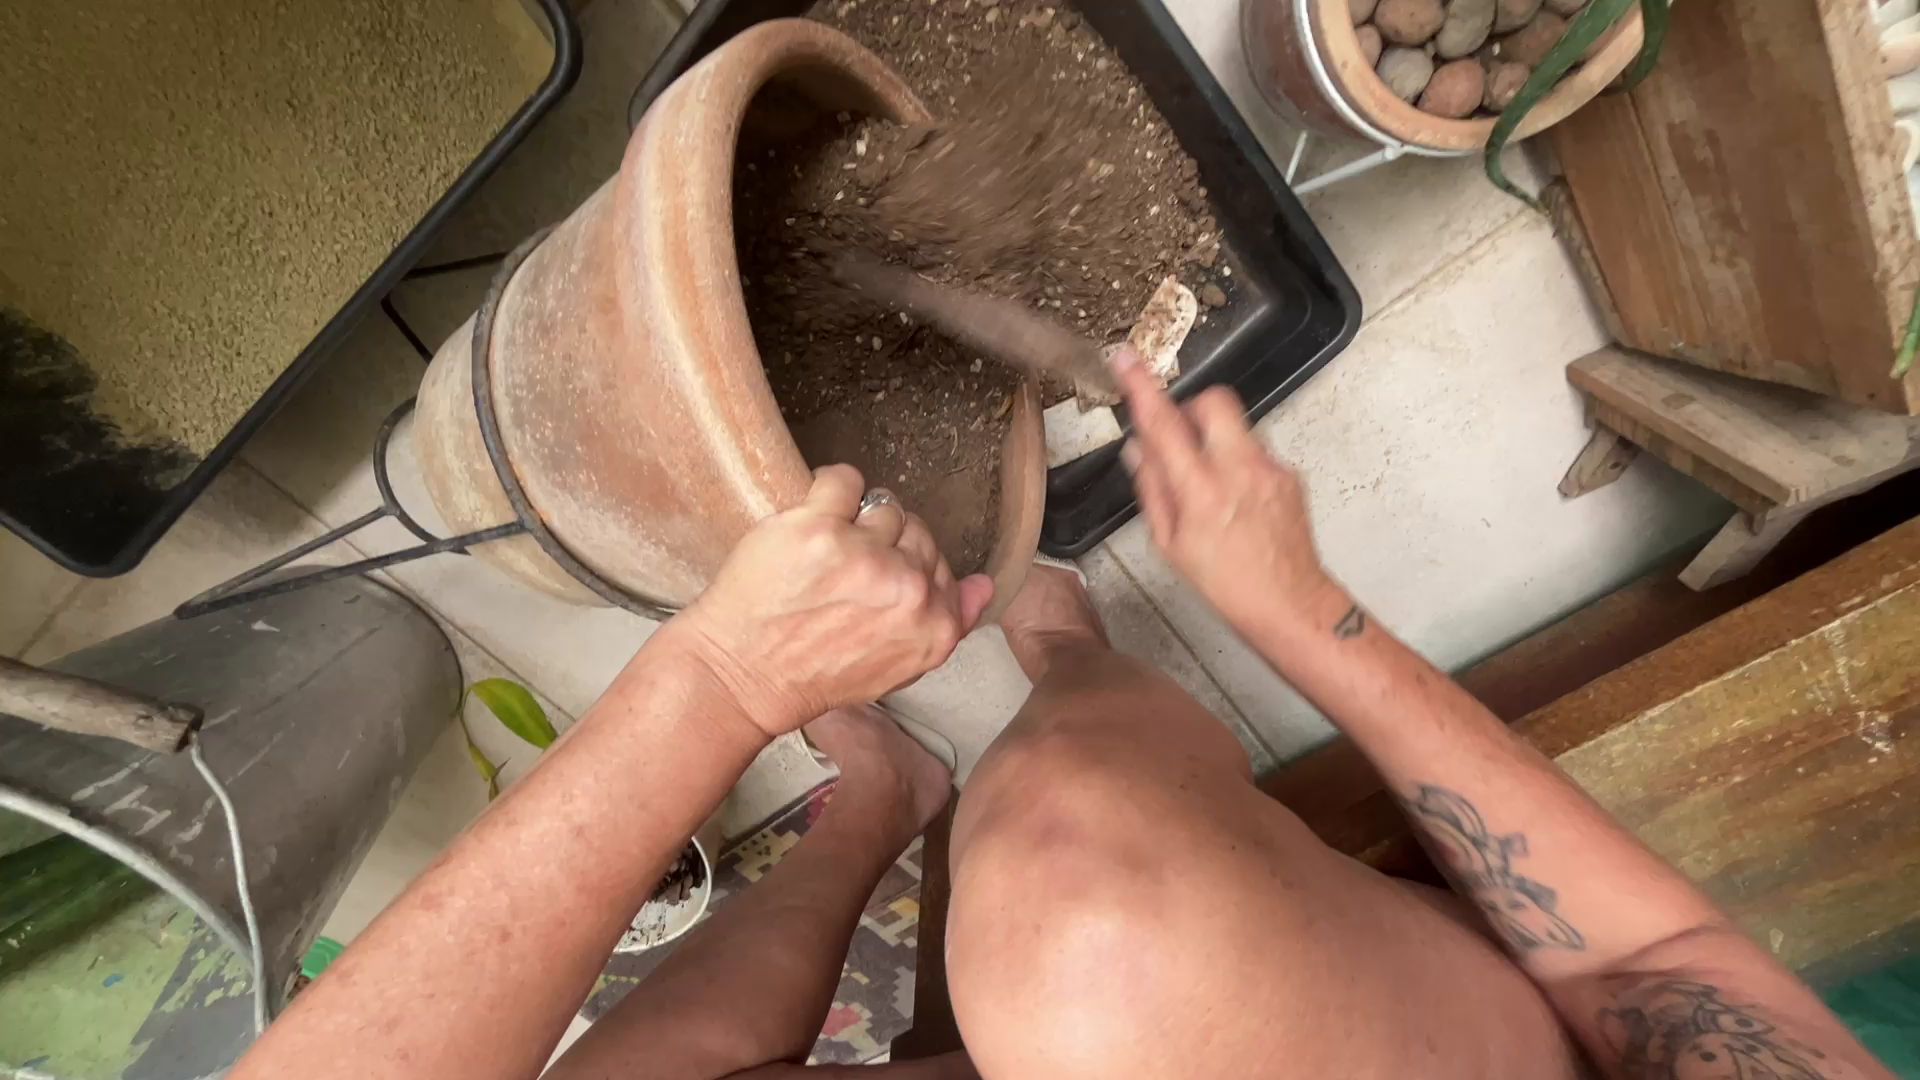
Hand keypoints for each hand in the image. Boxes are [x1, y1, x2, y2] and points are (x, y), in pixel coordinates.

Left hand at [671, 464, 995, 737]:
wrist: (744, 676)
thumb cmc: (816, 675)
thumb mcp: (899, 666)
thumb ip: (950, 623)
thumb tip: (984, 584)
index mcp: (935, 625)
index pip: (943, 563)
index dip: (907, 567)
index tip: (878, 581)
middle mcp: (908, 589)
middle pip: (915, 530)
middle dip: (884, 544)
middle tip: (846, 573)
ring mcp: (863, 554)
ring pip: (882, 506)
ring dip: (855, 521)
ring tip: (825, 552)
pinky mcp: (817, 525)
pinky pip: (843, 478)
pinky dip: (831, 487)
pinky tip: (813, 515)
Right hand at [1113, 347, 1335, 635]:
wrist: (1289, 603)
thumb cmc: (1225, 582)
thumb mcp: (1169, 543)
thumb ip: (1153, 489)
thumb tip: (1139, 451)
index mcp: (1200, 489)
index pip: (1163, 425)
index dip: (1142, 388)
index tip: (1127, 360)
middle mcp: (1239, 469)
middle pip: (1214, 400)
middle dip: (1190, 407)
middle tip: (1178, 436)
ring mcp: (1270, 469)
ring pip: (1235, 428)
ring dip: (1213, 442)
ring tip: (1209, 488)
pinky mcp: (1289, 475)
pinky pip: (1254, 452)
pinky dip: (1236, 464)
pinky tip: (1234, 501)